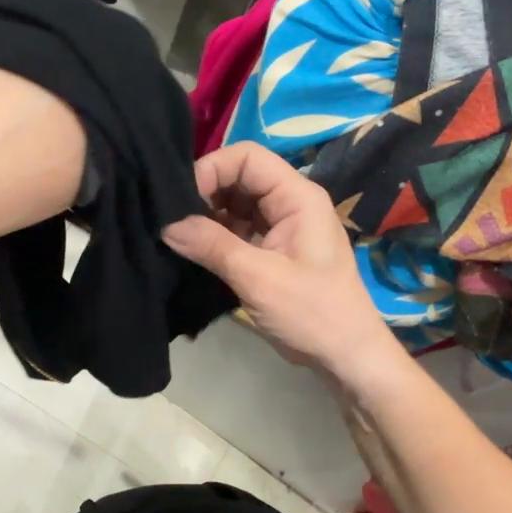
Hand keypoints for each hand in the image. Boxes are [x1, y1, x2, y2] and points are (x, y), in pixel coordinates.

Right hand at [163, 144, 405, 388]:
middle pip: (238, 177)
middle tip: (172, 221)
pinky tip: (191, 250)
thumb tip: (166, 225)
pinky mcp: (271, 251)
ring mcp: (280, 227)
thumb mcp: (258, 278)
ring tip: (176, 236)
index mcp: (297, 197)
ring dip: (206, 217)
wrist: (345, 355)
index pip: (247, 157)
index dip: (211, 169)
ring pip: (234, 205)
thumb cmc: (312, 312)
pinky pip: (237, 230)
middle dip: (204, 194)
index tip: (182, 202)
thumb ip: (212, 246)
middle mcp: (289, 203)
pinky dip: (214, 237)